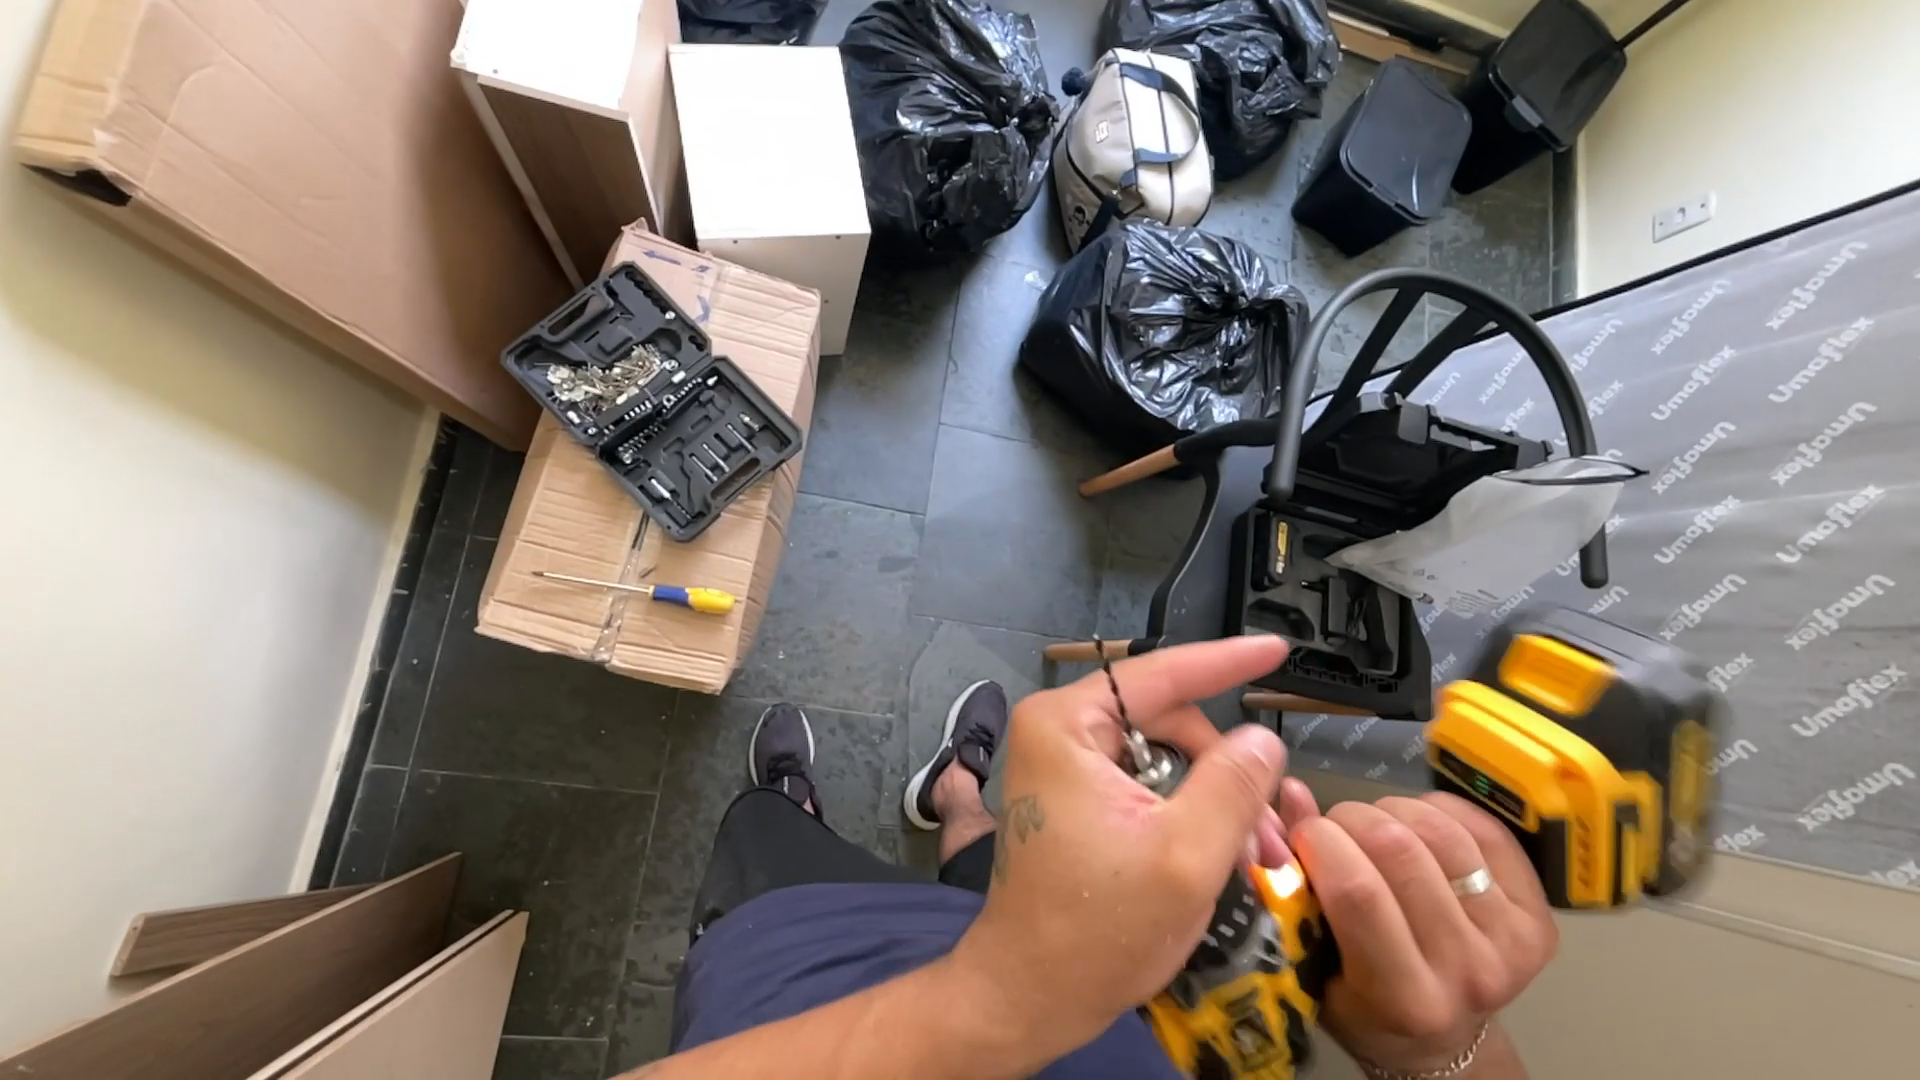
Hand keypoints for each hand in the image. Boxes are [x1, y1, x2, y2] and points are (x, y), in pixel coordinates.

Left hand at [947, 636, 1292, 1058]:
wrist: (1031, 994)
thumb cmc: (1098, 929)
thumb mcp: (1186, 855)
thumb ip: (1233, 785)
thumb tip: (1264, 737)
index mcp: (1066, 724)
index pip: (1158, 673)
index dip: (1224, 661)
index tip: (1274, 649)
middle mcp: (1057, 729)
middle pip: (1165, 718)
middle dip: (1223, 767)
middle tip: (1266, 831)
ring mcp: (1062, 762)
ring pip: (1161, 754)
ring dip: (1211, 796)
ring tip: (1250, 854)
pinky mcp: (1072, 794)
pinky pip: (1143, 781)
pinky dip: (1185, 811)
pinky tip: (1217, 851)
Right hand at [1286, 791, 1558, 1072]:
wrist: (1439, 1041)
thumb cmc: (1355, 1002)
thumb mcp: (1308, 956)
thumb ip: (1293, 876)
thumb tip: (1292, 791)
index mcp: (1401, 996)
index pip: (1358, 892)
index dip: (1318, 840)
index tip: (1299, 835)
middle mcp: (1466, 973)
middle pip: (1400, 850)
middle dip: (1348, 818)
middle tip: (1332, 829)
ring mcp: (1510, 944)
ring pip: (1440, 831)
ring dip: (1390, 809)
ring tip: (1370, 827)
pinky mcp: (1538, 918)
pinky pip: (1486, 830)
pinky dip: (1437, 809)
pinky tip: (1412, 824)